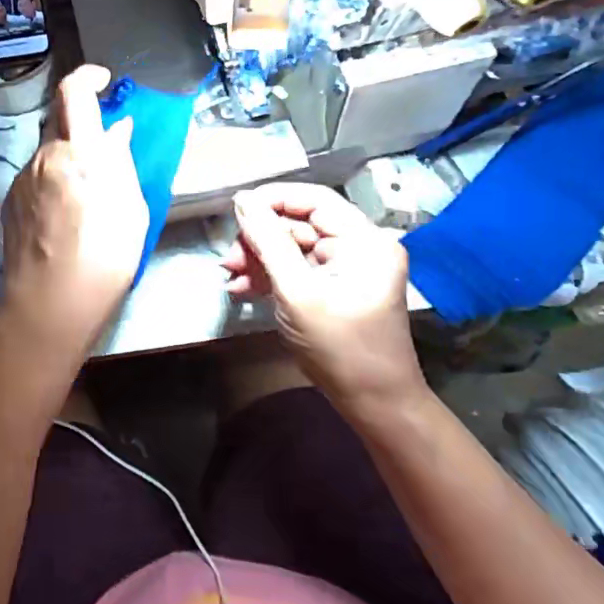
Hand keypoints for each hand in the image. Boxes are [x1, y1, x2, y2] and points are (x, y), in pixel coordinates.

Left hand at [0, 65, 147, 364]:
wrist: (48, 308)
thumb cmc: (103, 260)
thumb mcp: (130, 209)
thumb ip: (120, 161)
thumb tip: (115, 130)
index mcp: (77, 153)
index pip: (73, 93)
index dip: (87, 77)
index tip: (103, 81)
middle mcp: (42, 157)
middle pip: (58, 122)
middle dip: (81, 126)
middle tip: (106, 150)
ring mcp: (21, 180)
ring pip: (47, 152)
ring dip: (68, 157)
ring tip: (89, 195)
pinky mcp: (10, 201)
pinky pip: (36, 176)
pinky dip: (54, 179)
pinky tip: (67, 213)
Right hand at [222, 183, 425, 409]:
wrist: (374, 404)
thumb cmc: (340, 347)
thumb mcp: (297, 292)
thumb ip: (268, 242)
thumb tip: (242, 200)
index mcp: (364, 241)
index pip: (314, 200)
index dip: (273, 199)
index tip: (235, 210)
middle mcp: (359, 247)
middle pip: (299, 224)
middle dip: (260, 239)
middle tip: (229, 259)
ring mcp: (347, 269)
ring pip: (293, 248)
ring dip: (259, 260)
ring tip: (231, 276)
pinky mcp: (334, 289)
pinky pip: (297, 270)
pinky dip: (271, 277)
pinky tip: (243, 288)